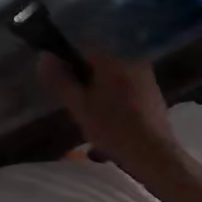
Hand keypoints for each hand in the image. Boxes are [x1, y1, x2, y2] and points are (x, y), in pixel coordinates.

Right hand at [38, 49, 182, 171]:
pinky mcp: (152, 92)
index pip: (81, 45)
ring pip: (111, 78)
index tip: (61, 82)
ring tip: (90, 119)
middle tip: (75, 104)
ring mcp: (145, 75)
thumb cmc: (113, 128)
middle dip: (83, 79)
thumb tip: (45, 57)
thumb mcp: (78, 106)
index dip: (67, 60)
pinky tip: (109, 125)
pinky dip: (113, 102)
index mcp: (111, 58)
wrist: (155, 155)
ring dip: (98, 93)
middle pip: (97, 62)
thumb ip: (60, 79)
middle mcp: (131, 59)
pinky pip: (124, 89)